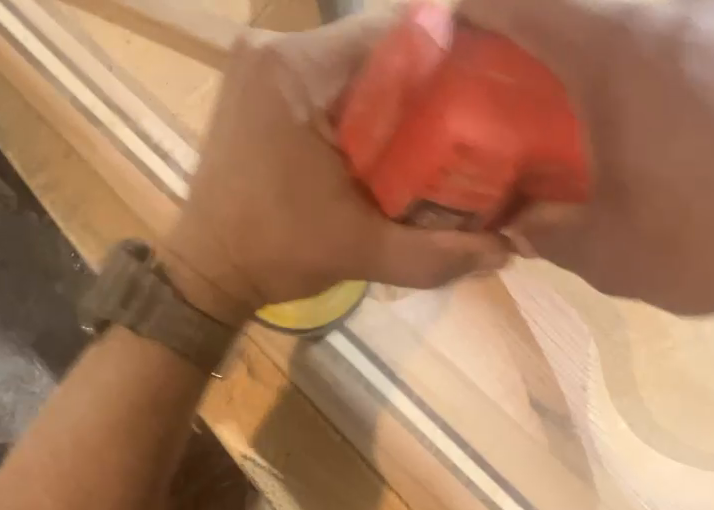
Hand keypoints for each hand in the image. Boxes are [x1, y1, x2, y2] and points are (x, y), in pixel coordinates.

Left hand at [163, 15, 510, 323]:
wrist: (207, 272)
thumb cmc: (275, 257)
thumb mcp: (361, 252)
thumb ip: (434, 253)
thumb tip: (506, 249)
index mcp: (299, 72)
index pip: (395, 33)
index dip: (448, 57)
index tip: (484, 90)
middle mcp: (274, 48)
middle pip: (374, 46)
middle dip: (423, 83)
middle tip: (466, 121)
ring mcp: (260, 64)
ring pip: (351, 62)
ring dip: (392, 96)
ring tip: (434, 135)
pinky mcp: (255, 86)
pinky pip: (325, 79)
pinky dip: (358, 106)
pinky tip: (386, 141)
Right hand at [458, 0, 713, 319]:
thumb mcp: (616, 257)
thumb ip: (551, 235)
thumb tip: (520, 226)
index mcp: (620, 48)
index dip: (472, 6)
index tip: (449, 27)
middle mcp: (681, 1)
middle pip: (588, 0)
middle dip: (545, 31)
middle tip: (530, 83)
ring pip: (656, 11)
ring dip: (617, 44)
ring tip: (618, 109)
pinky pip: (713, 19)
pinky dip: (683, 51)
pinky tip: (700, 113)